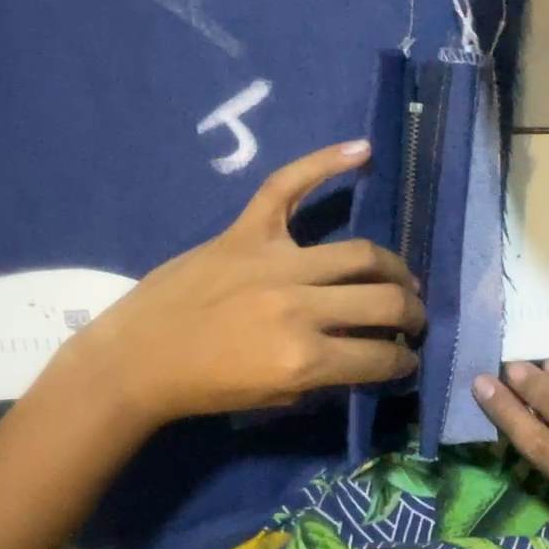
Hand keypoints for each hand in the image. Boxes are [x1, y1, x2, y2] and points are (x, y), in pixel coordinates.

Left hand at [67, 140, 423, 423]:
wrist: (137, 360)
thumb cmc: (206, 388)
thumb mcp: (278, 397)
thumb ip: (329, 375)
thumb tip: (370, 352)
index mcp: (305, 358)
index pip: (380, 356)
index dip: (403, 361)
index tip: (406, 359)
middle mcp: (299, 306)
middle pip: (384, 299)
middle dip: (412, 315)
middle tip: (412, 320)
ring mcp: (273, 261)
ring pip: (361, 253)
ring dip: (394, 268)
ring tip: (401, 279)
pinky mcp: (245, 231)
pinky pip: (287, 185)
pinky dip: (324, 162)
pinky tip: (362, 151)